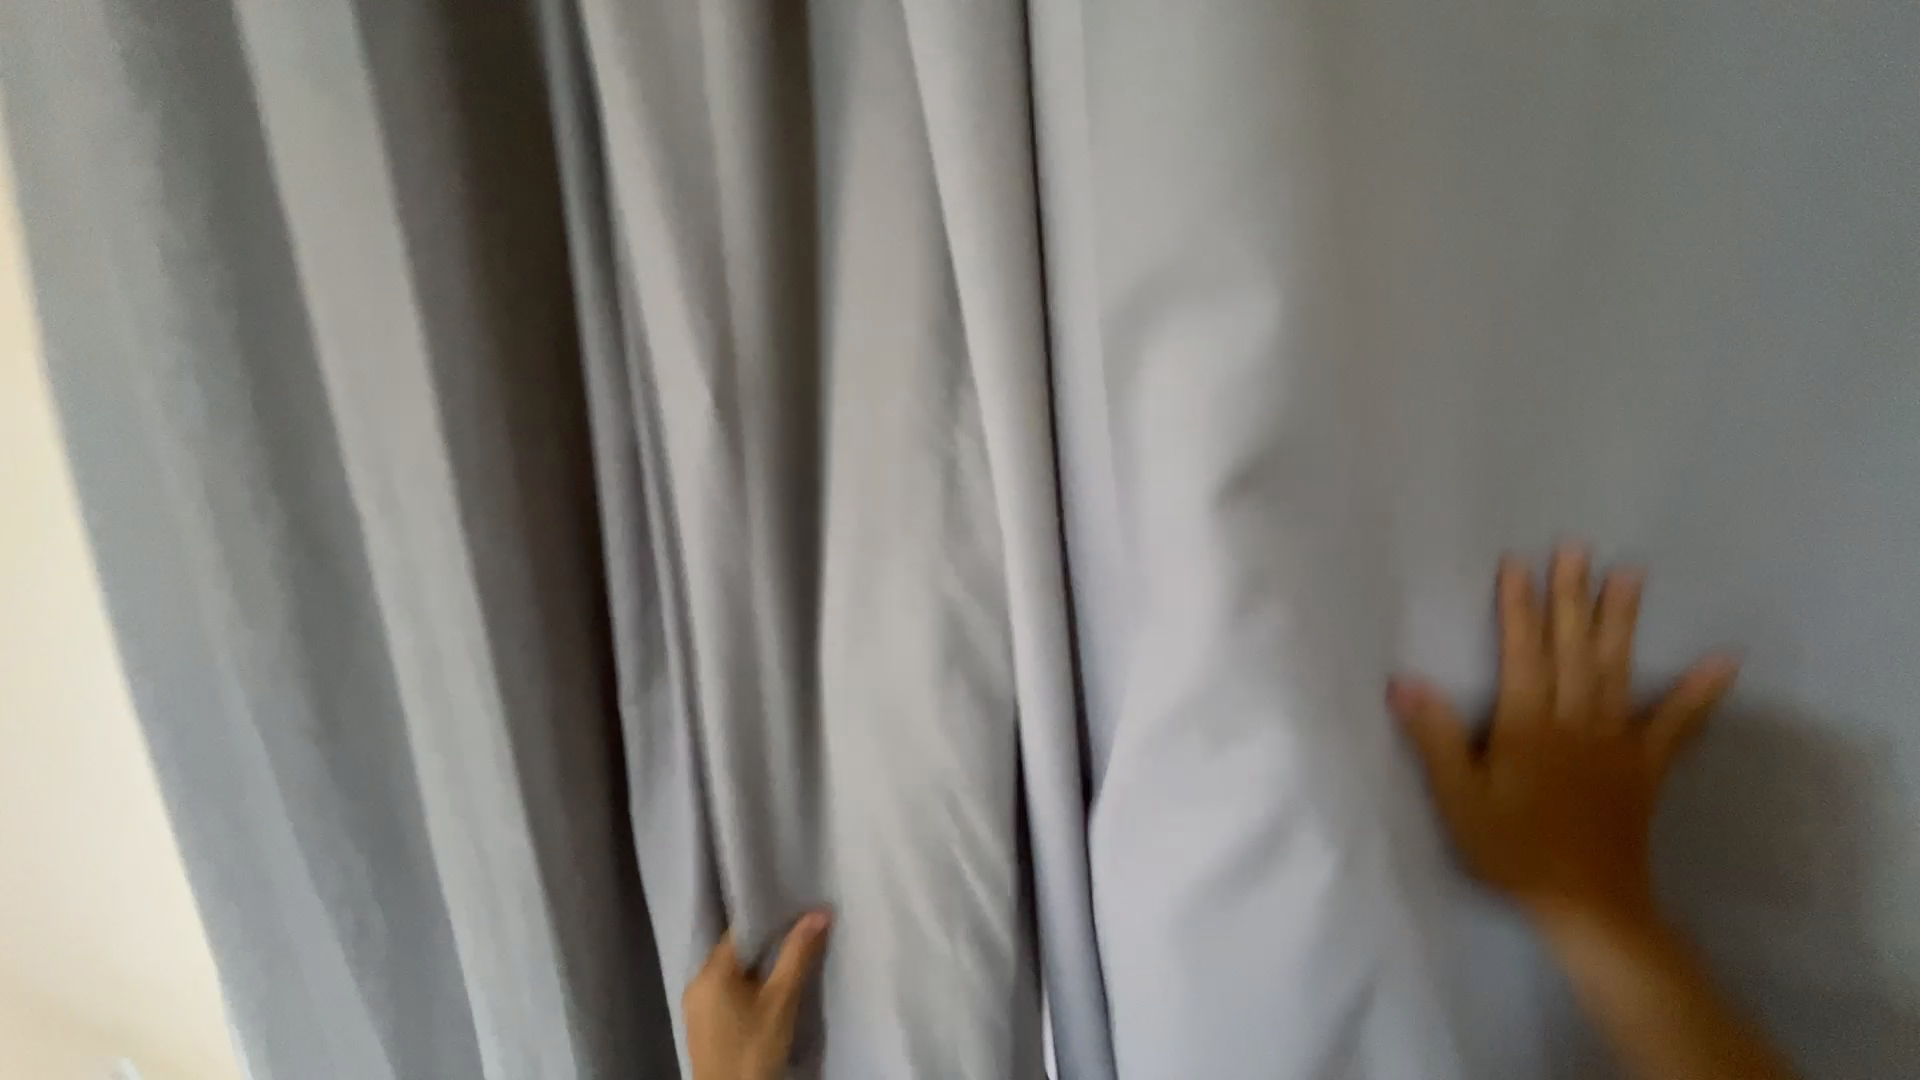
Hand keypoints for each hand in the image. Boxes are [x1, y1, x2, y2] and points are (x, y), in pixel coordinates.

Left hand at [685, 910, 831, 1079]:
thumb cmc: (753, 1050)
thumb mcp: (781, 1000)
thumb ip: (798, 954)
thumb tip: (820, 912)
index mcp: (709, 971)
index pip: (741, 930)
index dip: (771, 920)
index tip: (797, 914)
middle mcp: (695, 982)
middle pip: (737, 950)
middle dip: (768, 943)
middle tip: (799, 936)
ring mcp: (695, 1006)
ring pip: (732, 971)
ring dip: (759, 966)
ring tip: (789, 960)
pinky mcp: (701, 1024)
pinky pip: (726, 989)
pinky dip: (747, 984)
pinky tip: (768, 990)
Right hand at [1388, 545, 1739, 926]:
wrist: (1587, 906)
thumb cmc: (1511, 847)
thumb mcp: (1457, 796)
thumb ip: (1435, 736)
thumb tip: (1404, 681)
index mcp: (1528, 726)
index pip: (1523, 653)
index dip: (1519, 607)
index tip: (1517, 564)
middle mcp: (1577, 722)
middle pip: (1574, 649)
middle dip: (1572, 597)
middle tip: (1576, 549)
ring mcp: (1617, 743)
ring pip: (1618, 670)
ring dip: (1622, 621)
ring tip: (1630, 576)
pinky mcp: (1645, 767)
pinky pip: (1676, 725)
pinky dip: (1700, 692)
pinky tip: (1722, 661)